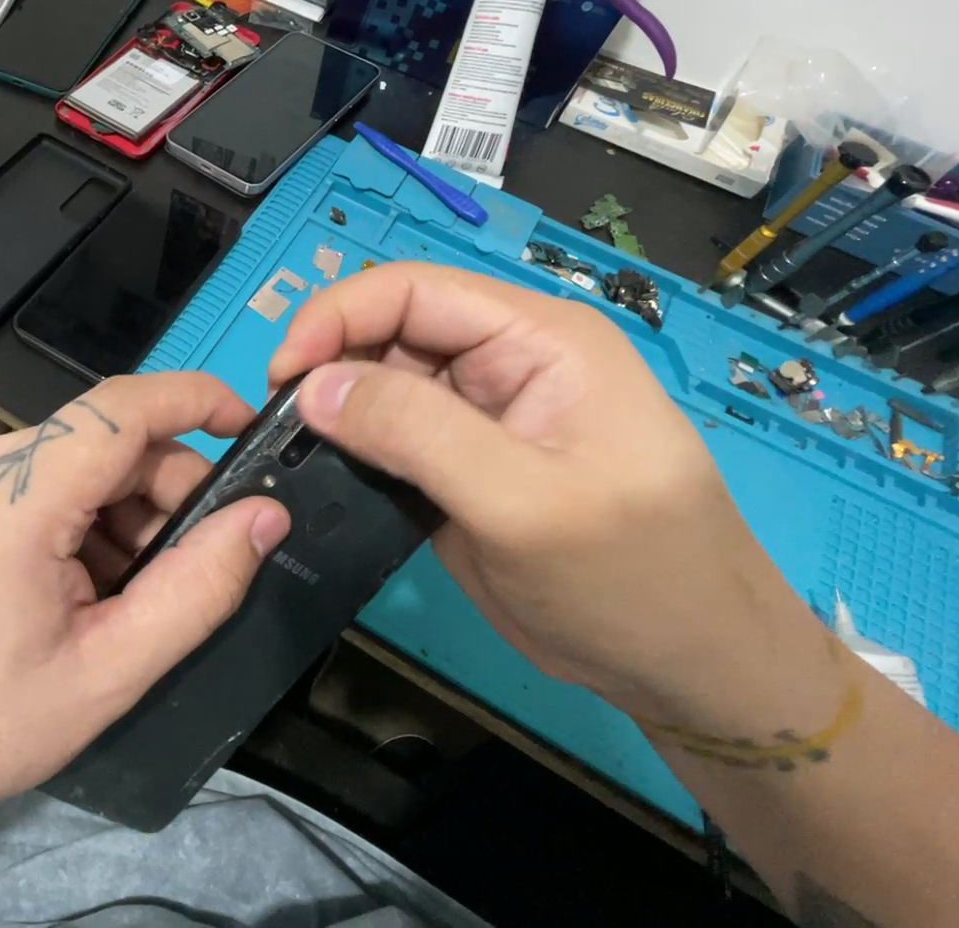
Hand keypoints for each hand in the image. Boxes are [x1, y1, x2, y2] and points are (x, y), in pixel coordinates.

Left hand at [0, 373, 288, 851]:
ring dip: (123, 514)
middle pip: (105, 441)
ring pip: (78, 461)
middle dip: (163, 492)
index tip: (249, 427)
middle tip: (182, 572)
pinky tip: (78, 586)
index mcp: (11, 500)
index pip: (120, 408)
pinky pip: (41, 479)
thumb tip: (267, 515)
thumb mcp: (107, 673)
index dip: (196, 400)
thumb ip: (198, 588)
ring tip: (119, 598)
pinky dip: (81, 519)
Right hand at [268, 263, 827, 721]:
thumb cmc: (631, 576)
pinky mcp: (454, 466)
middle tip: (279, 424)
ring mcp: (475, 418)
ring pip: (378, 386)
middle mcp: (501, 363)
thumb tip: (312, 388)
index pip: (413, 291)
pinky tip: (319, 473)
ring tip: (289, 451)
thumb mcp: (523, 501)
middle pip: (388, 332)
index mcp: (536, 339)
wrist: (680, 667)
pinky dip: (346, 450)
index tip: (282, 374)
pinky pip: (384, 438)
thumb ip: (417, 433)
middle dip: (328, 364)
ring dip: (332, 410)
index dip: (337, 317)